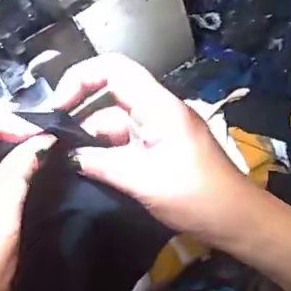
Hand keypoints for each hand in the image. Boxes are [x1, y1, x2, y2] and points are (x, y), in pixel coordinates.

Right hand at [45, 55, 265, 245]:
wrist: (238, 222)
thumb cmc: (196, 197)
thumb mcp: (141, 180)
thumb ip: (99, 164)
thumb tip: (65, 156)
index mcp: (158, 106)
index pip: (112, 69)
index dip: (79, 79)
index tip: (57, 108)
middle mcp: (158, 111)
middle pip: (108, 97)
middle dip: (79, 117)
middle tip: (53, 145)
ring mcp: (160, 130)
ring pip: (114, 124)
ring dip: (91, 142)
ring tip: (66, 164)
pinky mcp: (161, 150)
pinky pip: (125, 143)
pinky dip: (106, 154)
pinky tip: (89, 172)